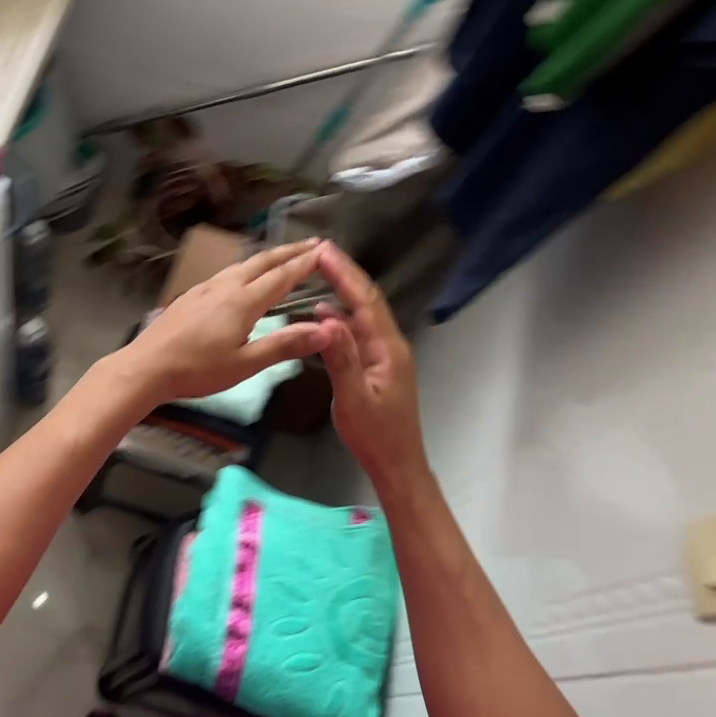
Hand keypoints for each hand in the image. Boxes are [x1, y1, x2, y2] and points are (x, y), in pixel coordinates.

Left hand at [114, 238, 338, 405]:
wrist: (146, 367)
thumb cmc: (197, 370)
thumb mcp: (245, 364)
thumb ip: (284, 345)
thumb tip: (325, 330)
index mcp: (242, 301)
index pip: (281, 277)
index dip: (304, 264)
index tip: (325, 251)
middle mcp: (224, 287)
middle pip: (262, 262)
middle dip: (289, 252)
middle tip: (312, 245)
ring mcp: (203, 289)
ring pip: (241, 265)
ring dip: (266, 259)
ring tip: (282, 258)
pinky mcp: (189, 296)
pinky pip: (224, 274)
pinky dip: (244, 269)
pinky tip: (241, 279)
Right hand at [311, 242, 429, 485]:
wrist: (397, 463)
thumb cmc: (376, 435)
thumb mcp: (354, 399)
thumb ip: (342, 358)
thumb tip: (327, 320)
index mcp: (388, 349)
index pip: (365, 301)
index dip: (345, 274)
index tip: (323, 252)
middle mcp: (390, 345)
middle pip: (367, 301)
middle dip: (344, 274)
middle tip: (319, 252)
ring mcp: (385, 355)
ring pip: (362, 315)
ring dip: (342, 292)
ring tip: (318, 273)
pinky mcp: (377, 366)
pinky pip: (358, 332)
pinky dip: (339, 317)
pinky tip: (321, 314)